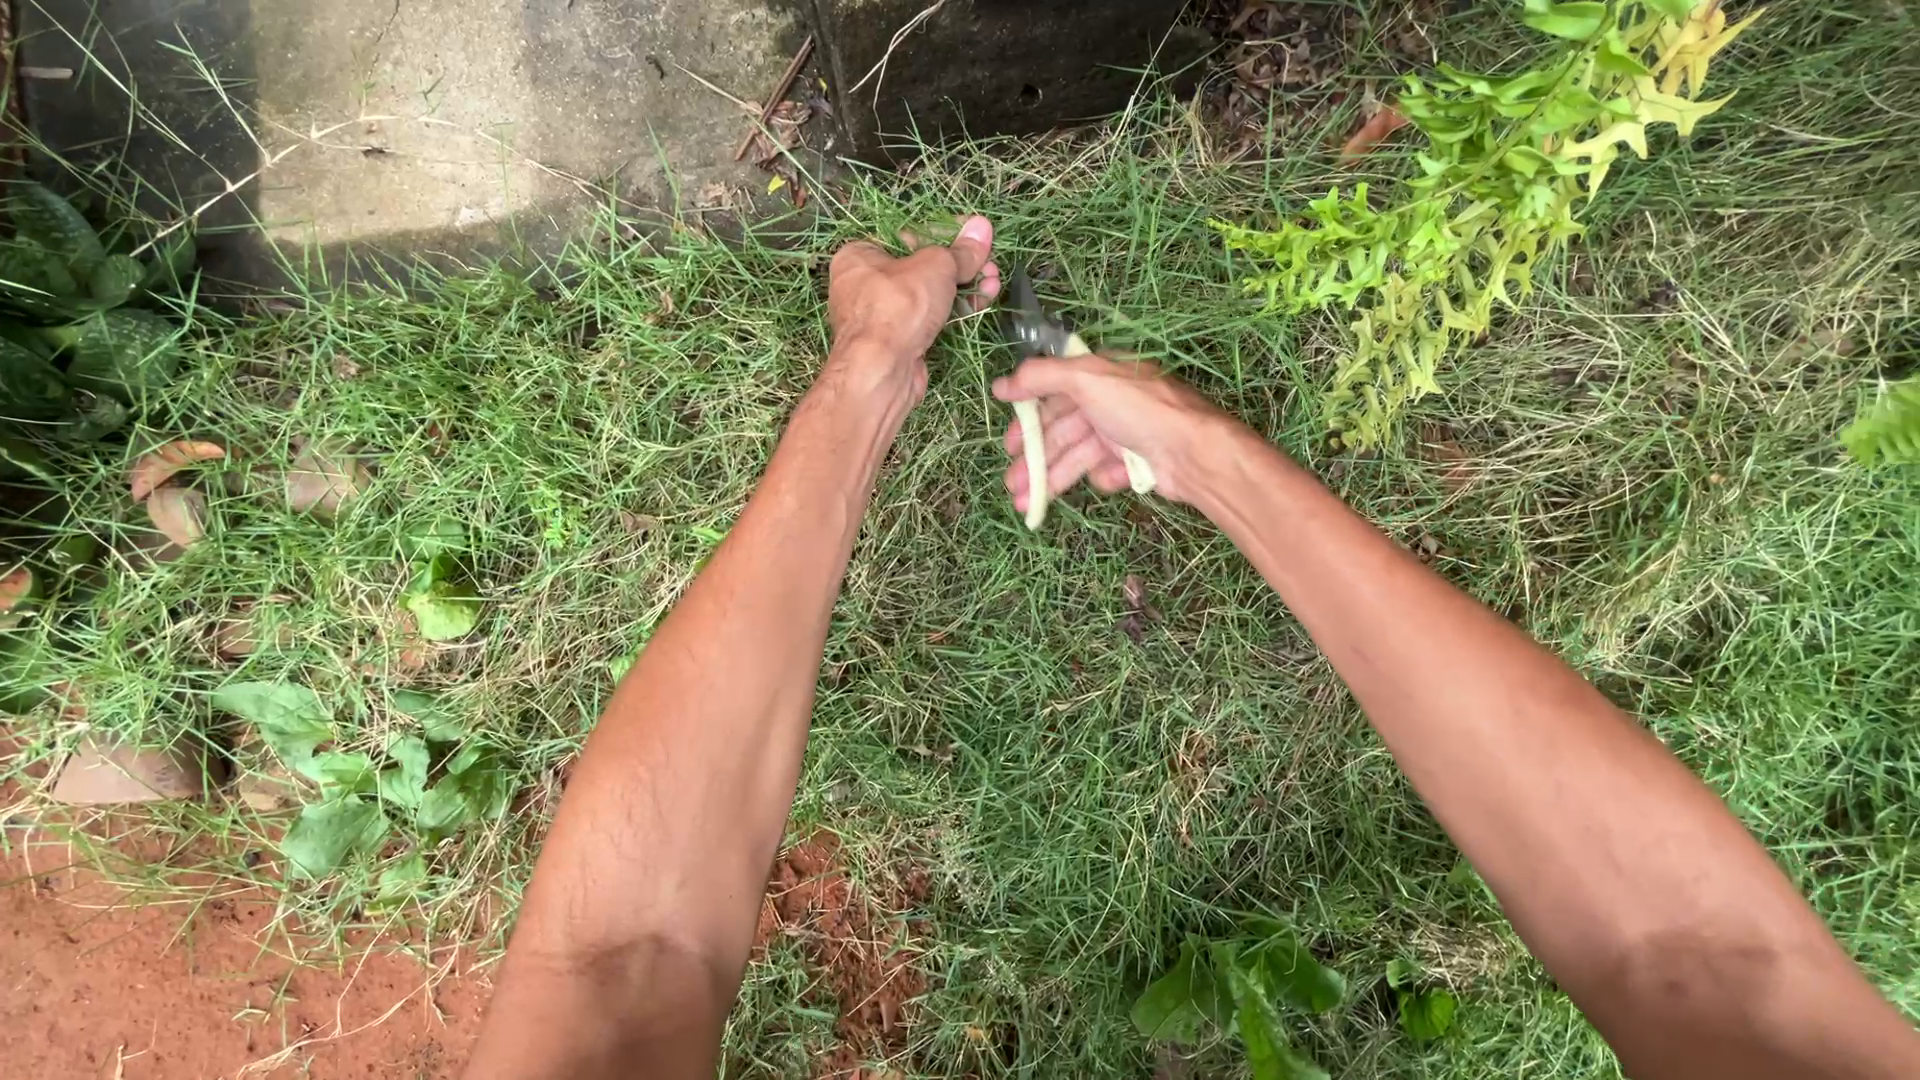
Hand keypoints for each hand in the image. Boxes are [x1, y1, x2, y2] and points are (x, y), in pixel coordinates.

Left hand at [825, 215, 999, 401]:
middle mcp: (866, 284)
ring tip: (994, 281)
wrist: (881, 371)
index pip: (910, 236)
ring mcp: (883, 317)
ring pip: (930, 296)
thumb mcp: (935, 266)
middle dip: (961, 266)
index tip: (976, 235)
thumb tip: (981, 227)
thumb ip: (961, 250)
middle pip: (923, 268)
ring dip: (964, 288)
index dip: (947, 234)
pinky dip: (955, 311)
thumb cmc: (898, 305)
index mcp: (861, 255)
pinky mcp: (900, 343)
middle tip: (990, 264)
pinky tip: (981, 302)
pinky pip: (931, 320)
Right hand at [993, 354, 1246, 509]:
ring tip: (1026, 503)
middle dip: (1034, 459)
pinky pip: (1105, 471)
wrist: (1192, 452)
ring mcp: (1121, 433)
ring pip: (1076, 456)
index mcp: (1098, 375)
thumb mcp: (1086, 380)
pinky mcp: (1133, 462)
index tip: (1007, 445)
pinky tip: (1111, 480)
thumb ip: (1040, 377)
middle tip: (1012, 484)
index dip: (1027, 420)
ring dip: (1051, 478)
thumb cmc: (1139, 409)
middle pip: (1060, 432)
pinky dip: (1103, 477)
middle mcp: (1108, 402)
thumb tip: (1000, 385)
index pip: (1052, 395)